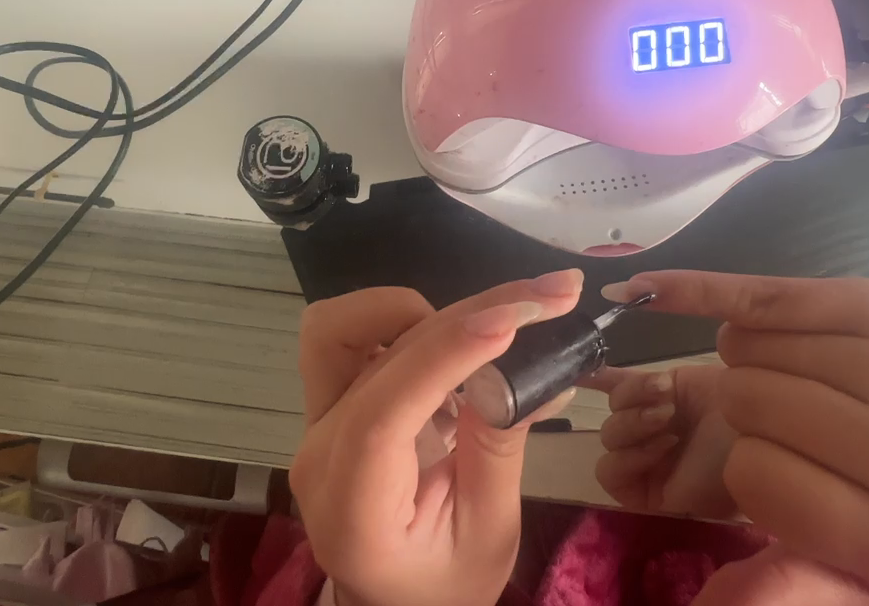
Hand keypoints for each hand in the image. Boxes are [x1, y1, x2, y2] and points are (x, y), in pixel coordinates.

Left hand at [290, 271, 584, 605]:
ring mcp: (318, 416)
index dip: (445, 356)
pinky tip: (465, 338)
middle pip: (379, 353)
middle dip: (467, 315)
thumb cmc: (443, 583)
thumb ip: (498, 449)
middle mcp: (319, 450)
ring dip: (422, 310)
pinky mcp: (332, 394)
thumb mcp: (488, 534)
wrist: (396, 597)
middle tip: (550, 294)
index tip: (510, 321)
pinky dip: (412, 320)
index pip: (384, 413)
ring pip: (348, 325)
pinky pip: (356, 331)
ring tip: (497, 322)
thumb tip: (537, 366)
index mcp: (352, 508)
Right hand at [600, 273, 868, 602]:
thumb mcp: (861, 562)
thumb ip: (794, 584)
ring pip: (747, 342)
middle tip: (789, 414)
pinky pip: (765, 294)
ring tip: (794, 372)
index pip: (753, 477)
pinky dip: (698, 290)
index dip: (748, 466)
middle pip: (748, 398)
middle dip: (746, 403)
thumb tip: (718, 605)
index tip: (783, 466)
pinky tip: (649, 289)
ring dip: (747, 356)